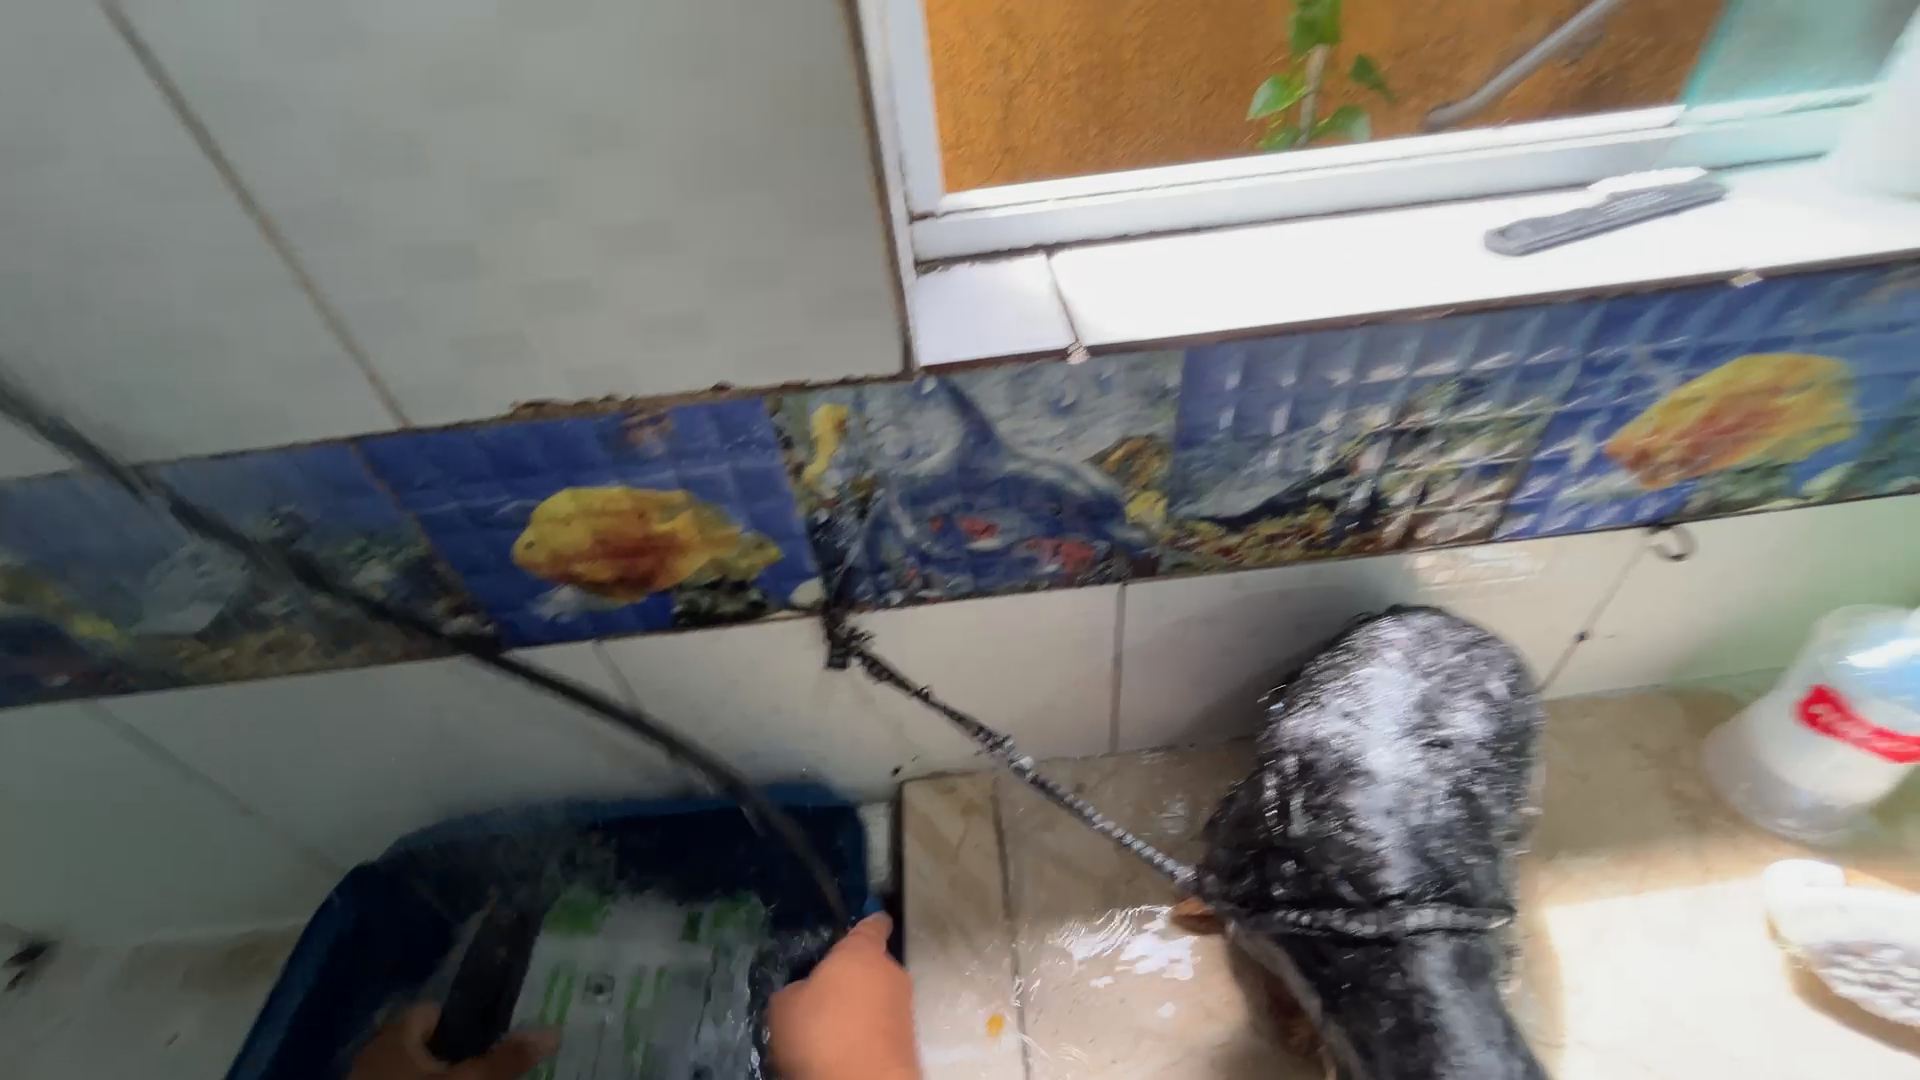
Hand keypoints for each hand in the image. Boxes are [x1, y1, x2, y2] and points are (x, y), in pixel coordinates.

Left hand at [348, 1003, 557, 1079]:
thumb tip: (554, 1031)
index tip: (490, 1038)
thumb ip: (506, 1059)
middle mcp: (372, 1059)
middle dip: (455, 1055)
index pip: (433, 1012)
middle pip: (424, 1045)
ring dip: (437, 1077)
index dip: (464, 1021)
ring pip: (413, 1073)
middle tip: (485, 1068)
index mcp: (393, 1039)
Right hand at [768, 913, 920, 1079]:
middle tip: (824, 998)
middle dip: (853, 978)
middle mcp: (891, 970)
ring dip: (861, 1009)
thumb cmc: (822, 1034)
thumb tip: (802, 991)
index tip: (855, 931)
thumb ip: (794, 988)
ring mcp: (904, 1005)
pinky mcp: (908, 1040)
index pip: (873, 924)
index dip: (865, 926)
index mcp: (862, 950)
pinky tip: (846, 1050)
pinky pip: (883, 1027)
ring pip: (879, 998)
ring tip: (833, 1031)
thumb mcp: (784, 1007)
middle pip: (872, 965)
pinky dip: (868, 1034)